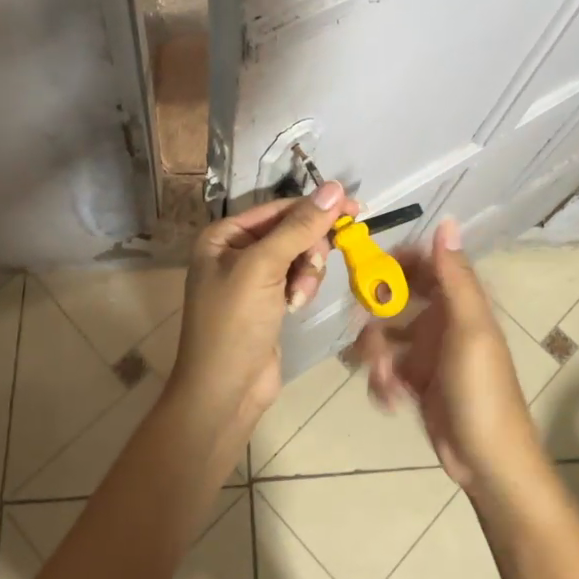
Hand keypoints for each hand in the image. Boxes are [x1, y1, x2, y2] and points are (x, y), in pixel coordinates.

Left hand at [170, 182, 358, 423]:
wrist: (225, 391)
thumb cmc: (234, 323)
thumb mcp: (263, 268)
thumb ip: (299, 228)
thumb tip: (334, 187)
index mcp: (224, 235)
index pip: (278, 208)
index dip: (315, 207)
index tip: (354, 208)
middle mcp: (235, 251)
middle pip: (291, 230)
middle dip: (308, 248)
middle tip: (315, 266)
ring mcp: (252, 279)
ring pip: (299, 255)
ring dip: (307, 272)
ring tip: (299, 296)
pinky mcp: (269, 301)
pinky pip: (297, 279)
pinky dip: (303, 288)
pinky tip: (296, 307)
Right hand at [354, 218, 538, 489]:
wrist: (487, 461)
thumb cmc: (482, 391)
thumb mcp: (469, 329)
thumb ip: (455, 276)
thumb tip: (446, 221)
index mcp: (461, 304)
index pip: (425, 264)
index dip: (396, 261)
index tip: (366, 270)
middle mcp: (443, 322)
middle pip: (397, 299)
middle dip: (375, 317)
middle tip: (365, 335)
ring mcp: (427, 353)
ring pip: (384, 336)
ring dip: (375, 356)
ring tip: (384, 380)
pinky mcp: (415, 383)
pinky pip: (385, 369)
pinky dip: (381, 382)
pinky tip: (390, 399)